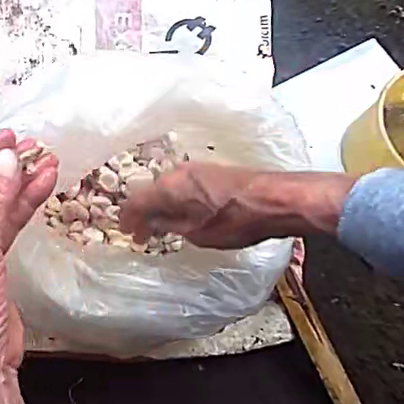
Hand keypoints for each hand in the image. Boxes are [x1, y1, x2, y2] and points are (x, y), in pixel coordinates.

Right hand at [119, 163, 356, 248]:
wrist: (277, 199)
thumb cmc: (235, 220)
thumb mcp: (196, 232)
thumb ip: (168, 225)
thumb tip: (150, 223)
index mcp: (167, 187)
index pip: (135, 202)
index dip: (127, 219)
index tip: (126, 234)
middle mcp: (176, 172)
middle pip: (149, 192)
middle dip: (143, 213)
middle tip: (141, 234)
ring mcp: (195, 169)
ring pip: (166, 188)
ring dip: (160, 206)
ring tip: (160, 226)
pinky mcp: (211, 171)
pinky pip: (182, 185)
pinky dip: (175, 200)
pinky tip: (181, 213)